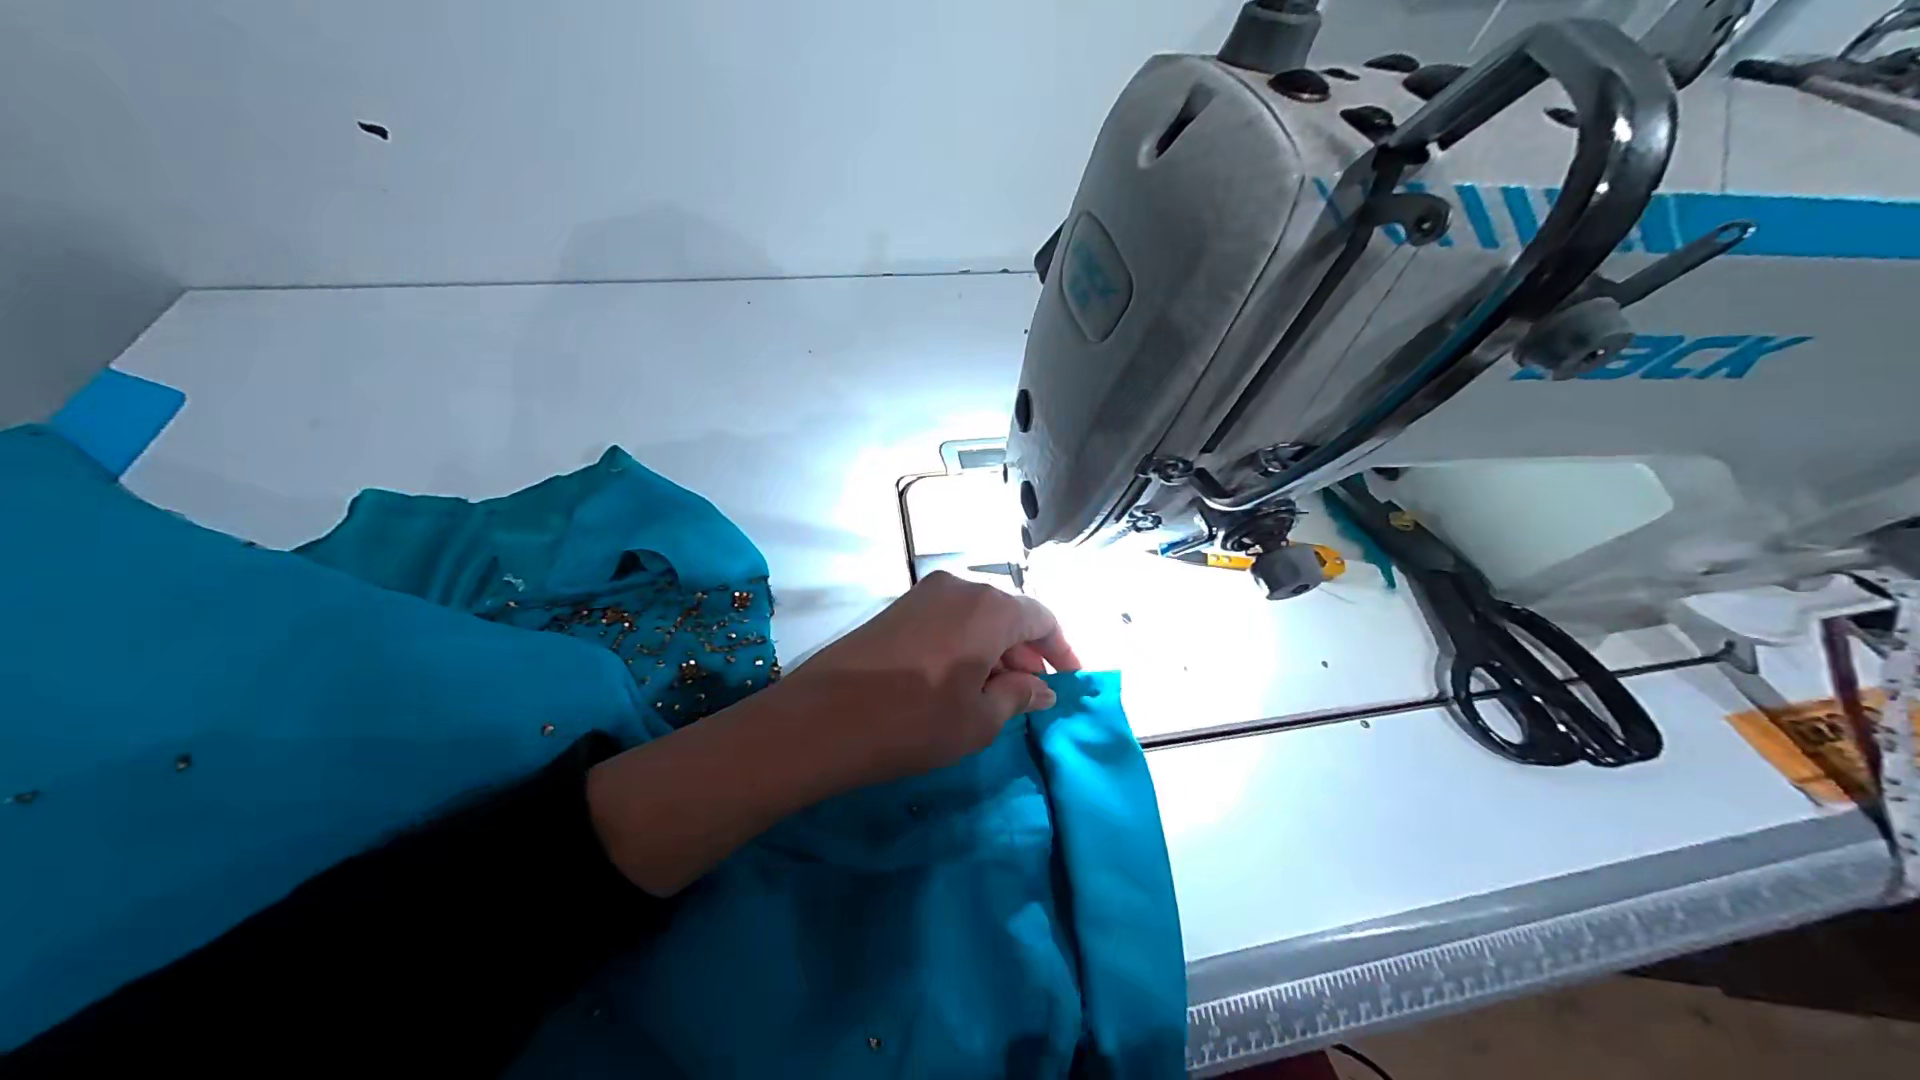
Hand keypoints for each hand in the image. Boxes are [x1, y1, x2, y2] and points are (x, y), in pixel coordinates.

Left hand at [784, 571, 1080, 784]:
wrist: (822, 718)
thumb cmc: (914, 721)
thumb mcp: (979, 719)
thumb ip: (1019, 696)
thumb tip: (1041, 688)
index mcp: (989, 607)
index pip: (1042, 617)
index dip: (1062, 649)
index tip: (1070, 680)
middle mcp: (958, 587)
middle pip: (1008, 614)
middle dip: (1027, 653)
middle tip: (1034, 693)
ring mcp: (922, 595)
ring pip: (976, 618)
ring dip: (995, 651)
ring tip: (997, 693)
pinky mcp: (896, 610)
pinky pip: (948, 621)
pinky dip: (965, 646)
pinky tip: (960, 681)